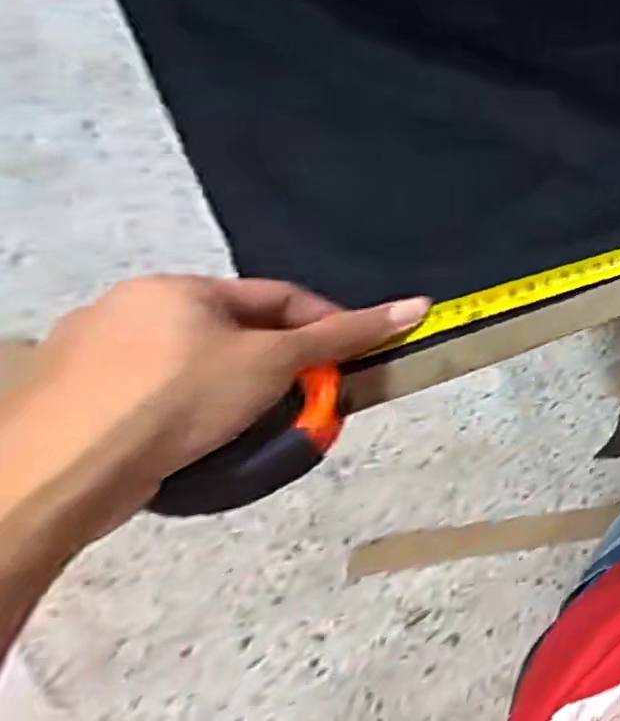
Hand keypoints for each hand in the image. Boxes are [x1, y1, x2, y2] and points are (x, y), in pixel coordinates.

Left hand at [20, 275, 427, 510]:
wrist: (52, 480)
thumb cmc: (179, 398)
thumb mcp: (279, 361)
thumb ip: (348, 333)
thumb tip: (419, 306)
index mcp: (174, 288)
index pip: (281, 297)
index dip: (327, 326)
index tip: (348, 360)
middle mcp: (125, 309)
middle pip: (241, 330)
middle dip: (284, 362)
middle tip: (308, 392)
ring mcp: (86, 356)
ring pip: (202, 362)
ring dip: (243, 386)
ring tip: (261, 417)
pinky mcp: (67, 401)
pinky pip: (158, 392)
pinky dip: (193, 407)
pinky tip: (203, 433)